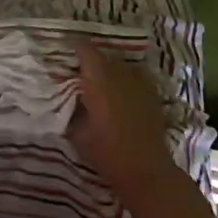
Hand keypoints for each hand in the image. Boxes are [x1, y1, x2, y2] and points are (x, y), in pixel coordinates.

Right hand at [69, 41, 181, 200]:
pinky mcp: (152, 94)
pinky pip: (135, 76)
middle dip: (90, 60)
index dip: (74, 47)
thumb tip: (67, 95)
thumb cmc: (106, 152)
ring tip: (99, 81)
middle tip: (78, 71)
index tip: (65, 52)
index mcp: (99, 80)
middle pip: (103, 55)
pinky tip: (120, 91)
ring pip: (121, 65)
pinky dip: (125, 79)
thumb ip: (71, 108)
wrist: (145, 170)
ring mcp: (140, 83)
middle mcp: (120, 74)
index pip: (85, 50)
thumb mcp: (77, 132)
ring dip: (109, 69)